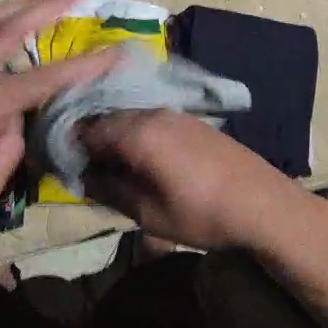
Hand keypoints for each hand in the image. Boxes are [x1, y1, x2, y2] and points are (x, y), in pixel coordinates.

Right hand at [79, 109, 312, 251]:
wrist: (264, 205)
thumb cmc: (202, 213)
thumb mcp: (147, 214)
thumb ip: (109, 191)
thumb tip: (81, 177)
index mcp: (135, 132)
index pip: (85, 129)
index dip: (70, 147)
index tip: (63, 167)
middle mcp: (151, 112)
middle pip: (106, 118)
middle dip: (91, 141)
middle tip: (87, 171)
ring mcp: (174, 113)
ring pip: (129, 118)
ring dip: (115, 139)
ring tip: (115, 170)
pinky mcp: (191, 120)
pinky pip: (150, 120)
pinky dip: (137, 136)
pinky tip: (143, 162)